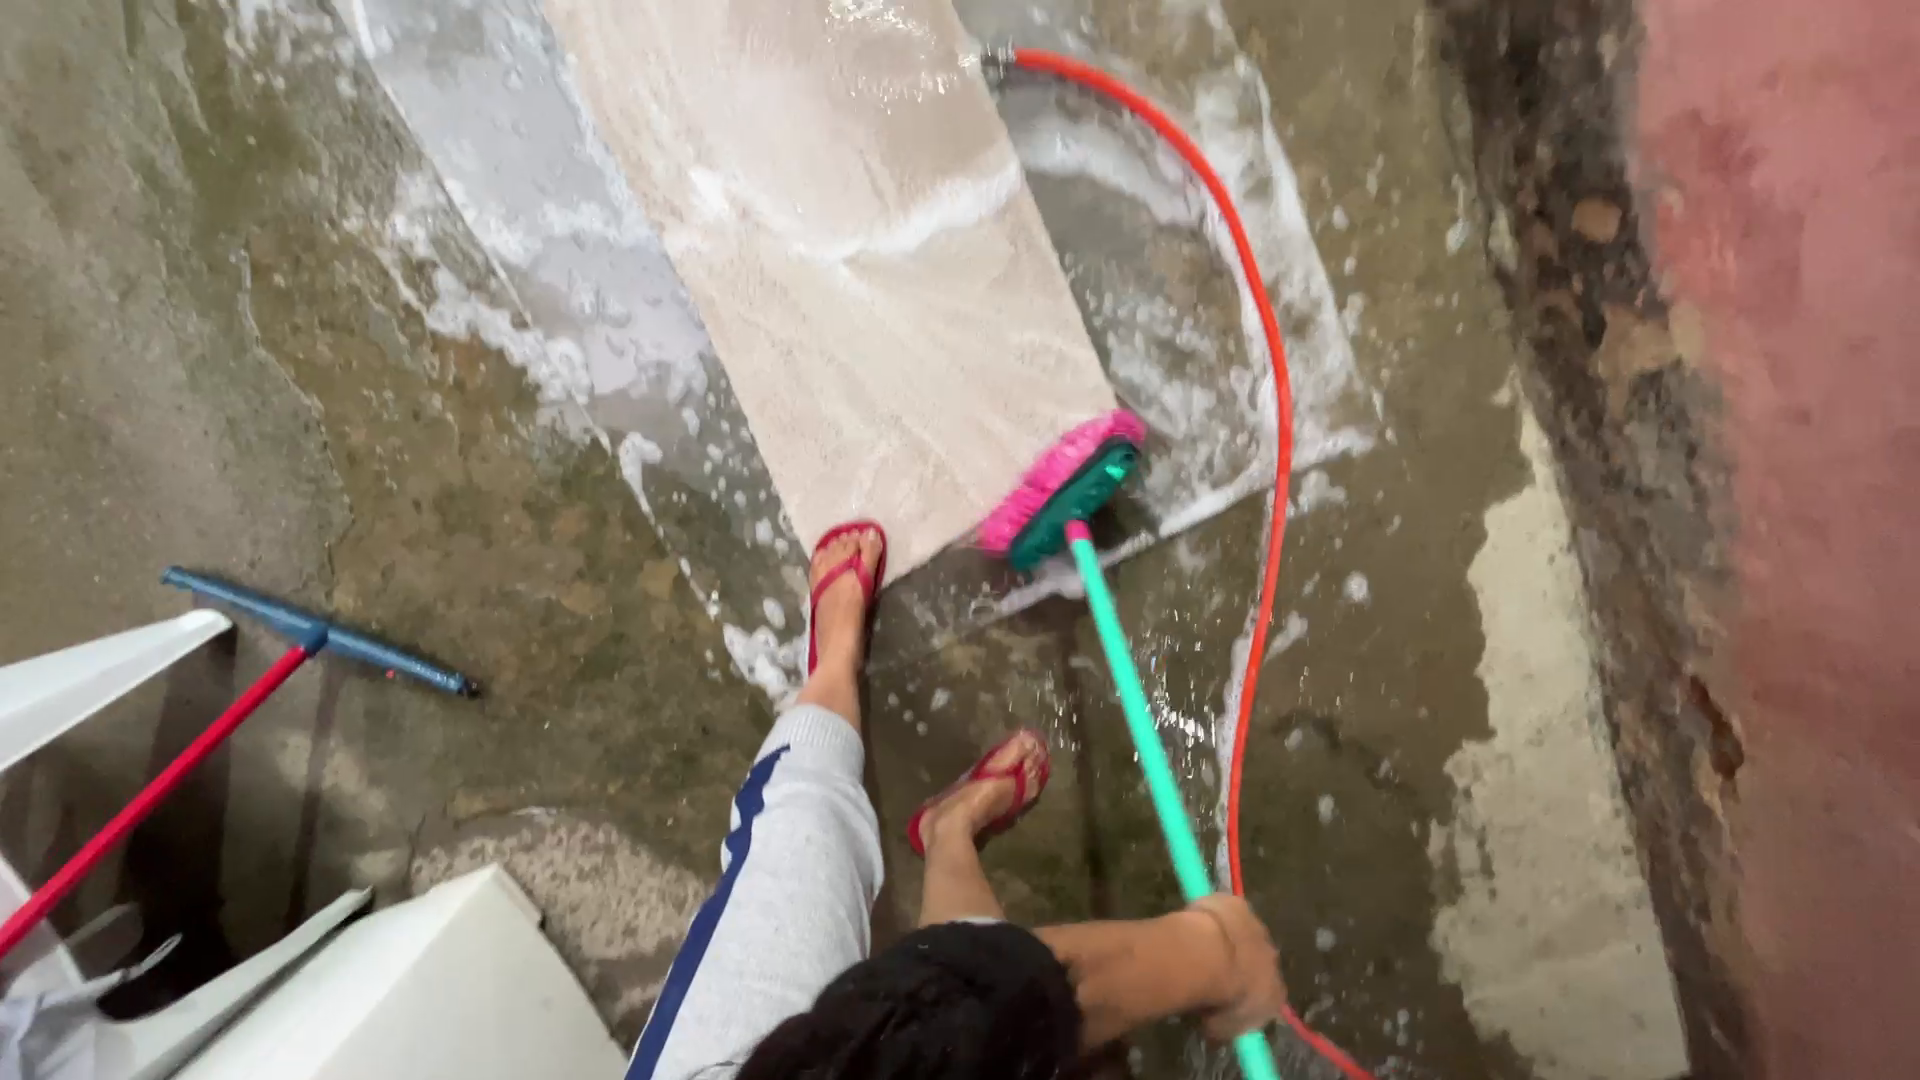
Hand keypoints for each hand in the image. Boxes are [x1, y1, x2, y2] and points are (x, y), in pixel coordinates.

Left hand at [1185, 895, 1287, 1040]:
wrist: (1213, 956)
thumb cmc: (1218, 998)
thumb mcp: (1220, 1026)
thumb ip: (1220, 1023)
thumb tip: (1209, 1022)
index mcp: (1275, 993)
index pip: (1264, 996)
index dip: (1243, 994)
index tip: (1222, 994)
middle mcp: (1273, 960)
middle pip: (1256, 960)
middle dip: (1238, 962)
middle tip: (1211, 966)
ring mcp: (1258, 928)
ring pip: (1243, 932)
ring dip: (1228, 936)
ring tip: (1201, 941)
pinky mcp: (1240, 905)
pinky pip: (1228, 909)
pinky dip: (1215, 912)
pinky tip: (1198, 918)